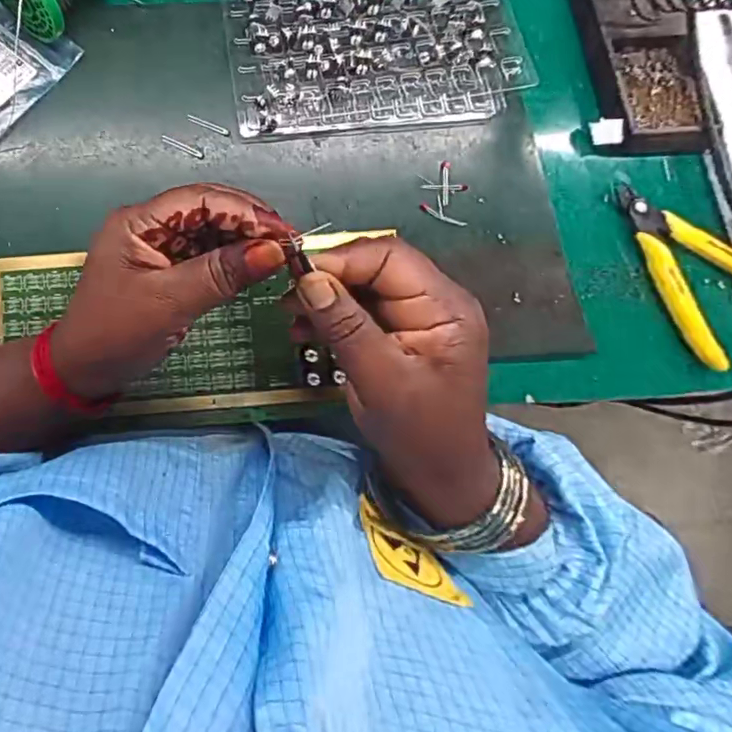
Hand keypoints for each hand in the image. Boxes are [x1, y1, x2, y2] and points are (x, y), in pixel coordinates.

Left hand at [50, 184, 293, 398]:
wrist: (84, 371)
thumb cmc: (110, 334)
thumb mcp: (169, 302)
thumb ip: (220, 274)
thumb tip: (270, 250)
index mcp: (136, 222)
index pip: (198, 198)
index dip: (243, 210)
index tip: (279, 231)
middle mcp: (147, 227)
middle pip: (207, 210)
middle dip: (247, 223)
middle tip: (285, 244)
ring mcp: (157, 248)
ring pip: (210, 232)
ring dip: (242, 242)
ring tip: (275, 257)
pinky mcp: (167, 270)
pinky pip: (205, 255)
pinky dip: (230, 261)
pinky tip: (251, 268)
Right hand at [284, 236, 503, 528]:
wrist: (441, 476)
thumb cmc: (421, 432)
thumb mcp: (379, 378)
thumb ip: (344, 325)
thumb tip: (308, 279)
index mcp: (445, 306)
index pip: (387, 256)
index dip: (339, 258)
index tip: (295, 275)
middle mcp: (433, 300)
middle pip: (372, 264)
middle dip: (327, 276)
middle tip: (287, 296)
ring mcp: (414, 314)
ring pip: (360, 283)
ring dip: (322, 294)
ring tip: (291, 315)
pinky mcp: (396, 329)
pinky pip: (357, 306)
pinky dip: (328, 312)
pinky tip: (304, 329)